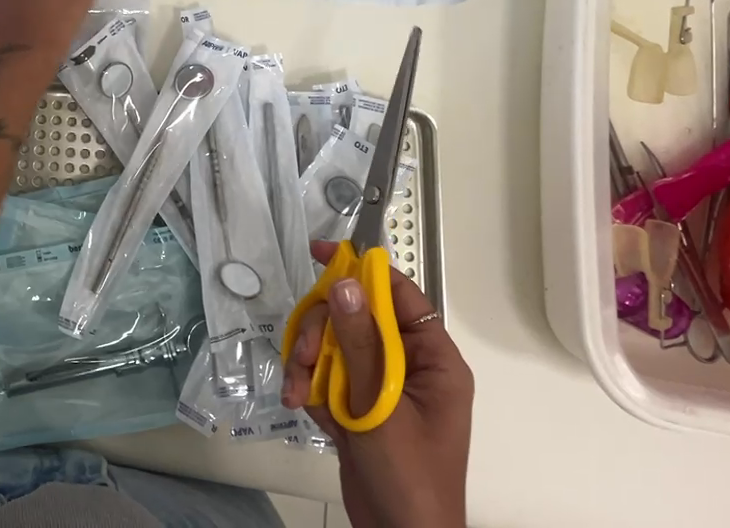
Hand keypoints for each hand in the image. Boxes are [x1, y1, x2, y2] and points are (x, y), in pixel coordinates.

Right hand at [283, 241, 472, 527]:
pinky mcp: (357, 402)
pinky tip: (300, 403)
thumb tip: (346, 282)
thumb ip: (360, 342)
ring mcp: (380, 384)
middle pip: (354, 317)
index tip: (319, 254)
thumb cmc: (406, 475)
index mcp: (432, 360)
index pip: (398, 294)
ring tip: (297, 390)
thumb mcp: (380, 405)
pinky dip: (307, 384)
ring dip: (307, 362)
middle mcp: (408, 364)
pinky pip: (324, 372)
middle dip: (321, 333)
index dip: (361, 270)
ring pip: (332, 343)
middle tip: (303, 356)